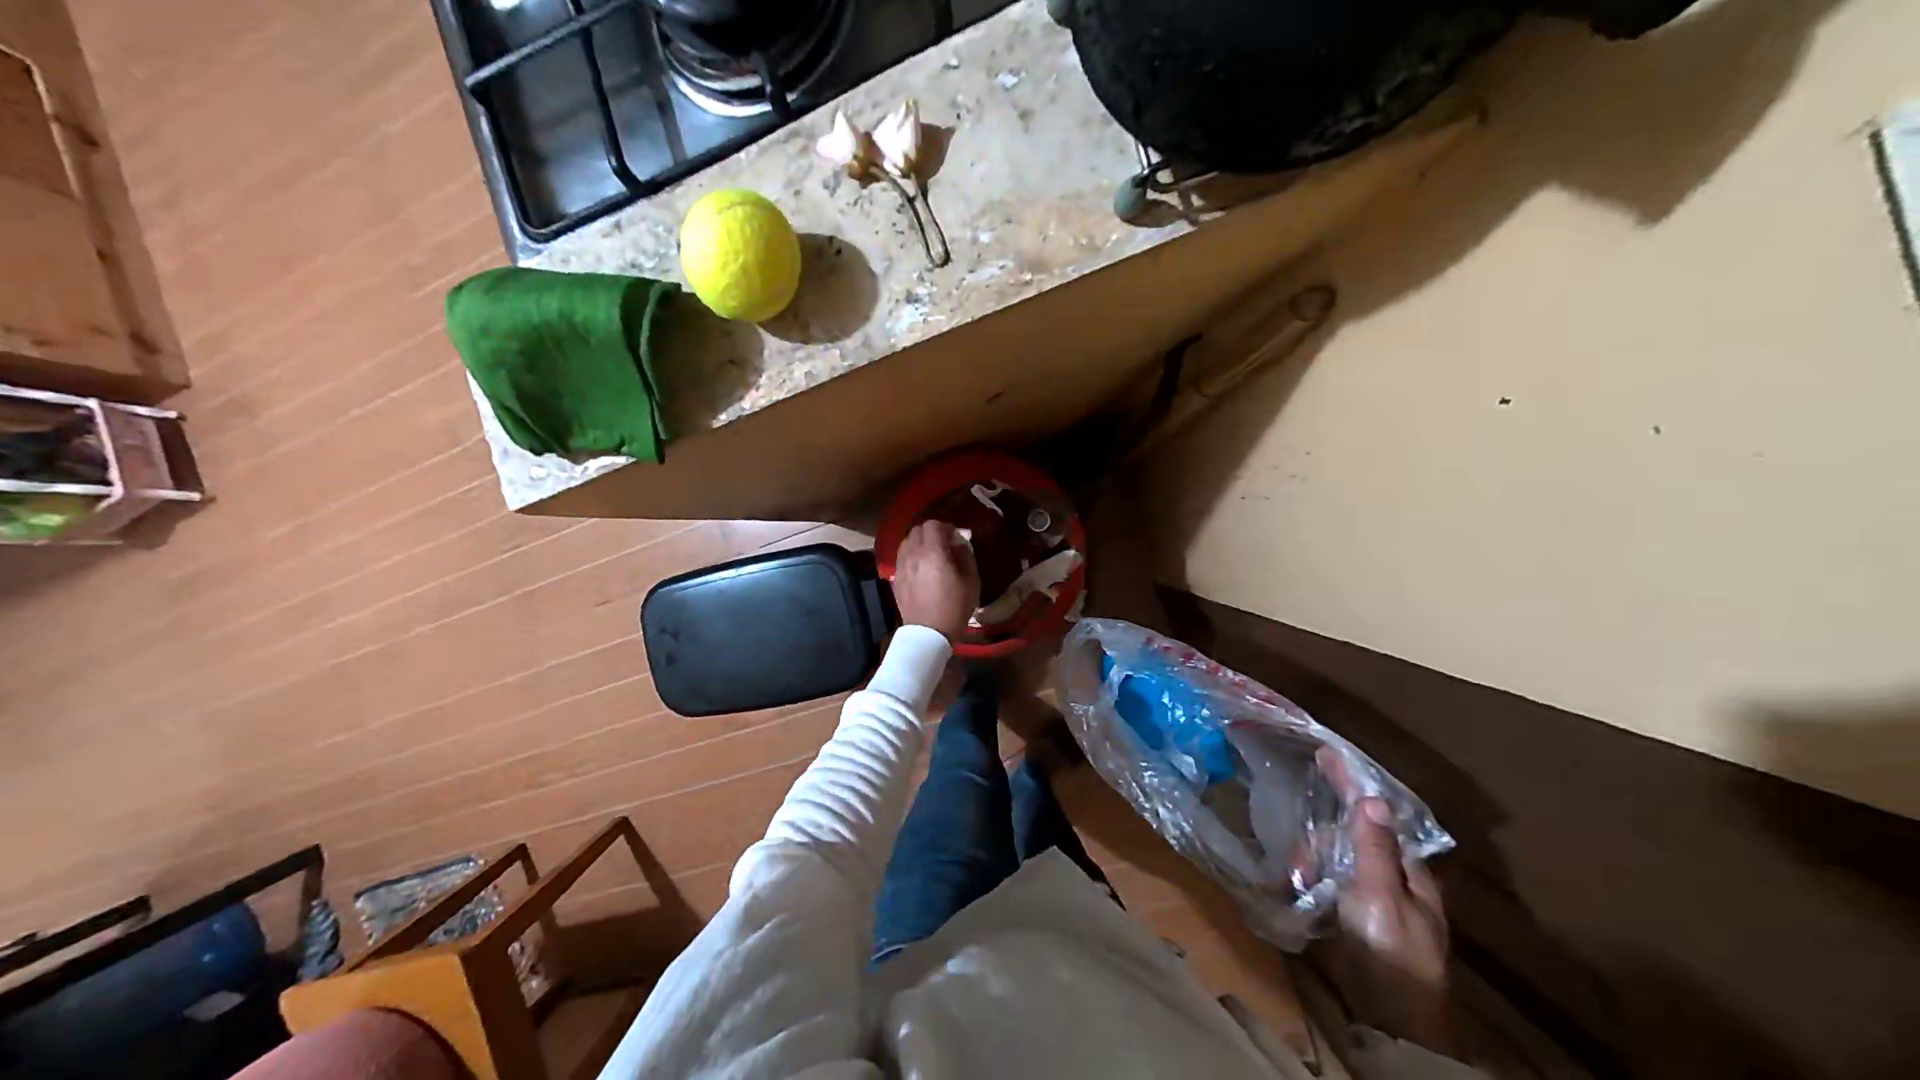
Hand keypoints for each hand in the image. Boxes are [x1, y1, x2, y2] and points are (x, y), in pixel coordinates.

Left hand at [892, 521, 979, 642]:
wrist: (928, 633)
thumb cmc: (954, 607)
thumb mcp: (972, 580)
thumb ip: (966, 555)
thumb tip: (960, 541)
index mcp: (932, 552)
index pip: (933, 525)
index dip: (946, 527)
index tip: (955, 538)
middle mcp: (912, 554)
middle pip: (917, 530)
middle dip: (931, 533)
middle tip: (944, 545)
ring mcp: (901, 566)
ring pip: (907, 542)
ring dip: (919, 543)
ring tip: (931, 555)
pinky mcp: (896, 578)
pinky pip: (902, 557)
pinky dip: (912, 556)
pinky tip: (921, 568)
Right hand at [1315, 747, 1454, 1054]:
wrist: (1393, 1020)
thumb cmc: (1395, 954)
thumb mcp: (1382, 898)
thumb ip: (1374, 850)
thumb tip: (1370, 798)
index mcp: (1405, 868)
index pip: (1375, 813)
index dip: (1351, 783)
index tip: (1325, 752)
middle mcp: (1387, 876)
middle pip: (1343, 836)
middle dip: (1316, 842)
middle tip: (1299, 867)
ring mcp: (1367, 897)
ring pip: (1327, 859)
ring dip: (1308, 867)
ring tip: (1296, 889)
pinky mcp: (1348, 916)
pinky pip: (1320, 883)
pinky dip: (1304, 884)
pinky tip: (1292, 894)